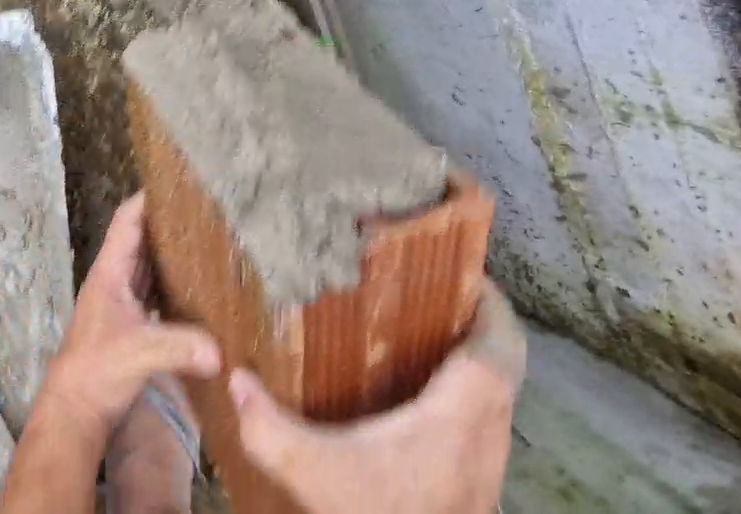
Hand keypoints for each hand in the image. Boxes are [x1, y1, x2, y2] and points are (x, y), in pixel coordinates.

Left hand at [37, 193, 221, 440]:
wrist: (76, 411)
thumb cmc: (97, 371)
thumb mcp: (140, 353)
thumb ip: (180, 347)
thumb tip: (221, 352)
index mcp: (109, 273)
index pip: (127, 222)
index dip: (147, 200)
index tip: (175, 185)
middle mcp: (114, 282)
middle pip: (140, 240)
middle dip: (167, 225)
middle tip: (203, 212)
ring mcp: (121, 304)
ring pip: (148, 267)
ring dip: (171, 255)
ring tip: (207, 241)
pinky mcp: (131, 325)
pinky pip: (155, 293)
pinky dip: (173, 285)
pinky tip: (198, 288)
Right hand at [228, 281, 525, 513]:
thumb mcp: (317, 475)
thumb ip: (272, 427)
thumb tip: (237, 379)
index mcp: (463, 410)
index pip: (500, 340)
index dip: (488, 298)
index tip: (458, 264)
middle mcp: (488, 429)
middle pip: (504, 357)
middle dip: (474, 315)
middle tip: (427, 287)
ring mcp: (487, 457)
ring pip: (496, 387)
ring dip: (469, 351)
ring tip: (414, 323)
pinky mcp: (474, 477)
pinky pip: (481, 413)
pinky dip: (460, 386)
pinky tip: (409, 387)